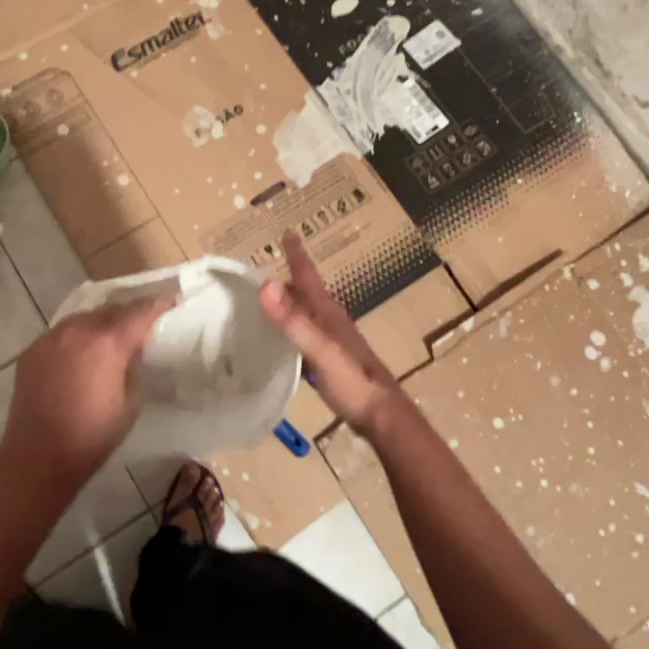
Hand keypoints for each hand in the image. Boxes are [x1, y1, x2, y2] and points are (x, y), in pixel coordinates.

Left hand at [0, 298, 171, 488]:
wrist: (38, 456)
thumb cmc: (92, 436)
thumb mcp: (130, 403)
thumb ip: (134, 367)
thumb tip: (132, 349)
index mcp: (108, 343)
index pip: (139, 312)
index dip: (156, 305)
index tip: (168, 302)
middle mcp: (78, 330)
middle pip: (109, 310)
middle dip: (126, 314)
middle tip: (138, 327)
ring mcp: (50, 338)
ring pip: (82, 318)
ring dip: (99, 324)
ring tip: (106, 341)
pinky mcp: (32, 350)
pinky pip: (60, 334)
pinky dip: (74, 339)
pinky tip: (77, 358)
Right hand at [259, 231, 406, 435]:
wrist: (383, 417)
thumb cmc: (354, 382)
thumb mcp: (321, 350)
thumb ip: (294, 321)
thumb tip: (266, 284)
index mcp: (328, 314)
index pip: (308, 277)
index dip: (297, 254)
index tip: (287, 231)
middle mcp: (330, 323)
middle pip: (307, 293)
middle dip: (289, 277)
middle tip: (264, 266)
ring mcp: (333, 343)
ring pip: (307, 315)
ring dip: (290, 304)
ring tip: (269, 299)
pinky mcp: (331, 364)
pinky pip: (305, 338)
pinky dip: (291, 331)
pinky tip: (281, 342)